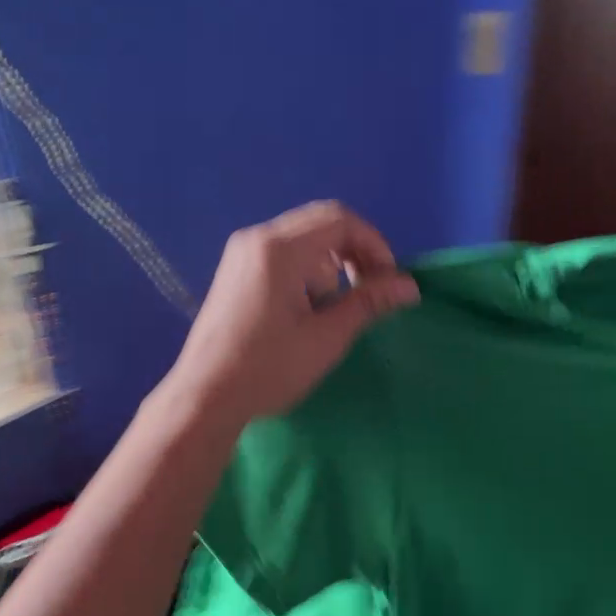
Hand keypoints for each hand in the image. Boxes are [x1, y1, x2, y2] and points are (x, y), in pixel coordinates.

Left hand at [162, 201, 419, 423]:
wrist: (206, 395)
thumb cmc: (269, 368)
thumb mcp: (327, 336)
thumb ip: (369, 302)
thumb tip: (410, 285)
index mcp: (280, 248)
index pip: (340, 220)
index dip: (374, 245)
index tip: (389, 281)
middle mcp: (258, 238)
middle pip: (321, 223)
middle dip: (356, 251)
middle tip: (373, 290)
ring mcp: (242, 254)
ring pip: (303, 239)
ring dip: (333, 262)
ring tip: (340, 305)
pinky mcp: (236, 272)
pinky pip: (283, 254)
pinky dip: (309, 270)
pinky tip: (311, 308)